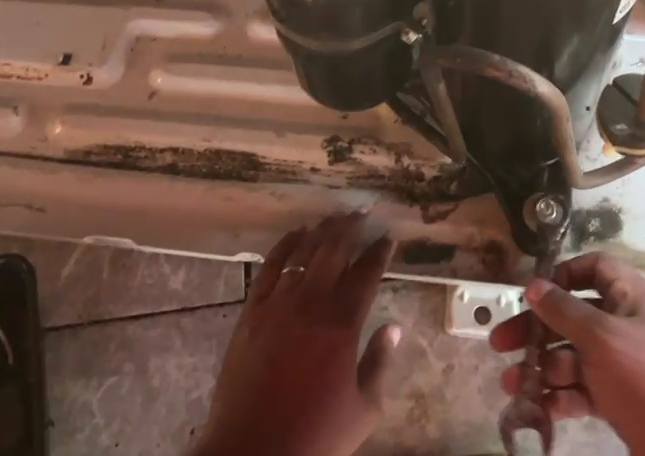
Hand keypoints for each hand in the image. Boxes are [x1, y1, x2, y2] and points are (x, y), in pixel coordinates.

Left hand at [193, 213, 400, 455]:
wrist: (252, 451)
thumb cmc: (314, 437)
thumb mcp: (363, 410)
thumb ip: (379, 363)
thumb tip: (393, 327)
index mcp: (342, 324)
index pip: (366, 274)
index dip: (379, 252)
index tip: (388, 237)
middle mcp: (310, 303)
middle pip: (334, 251)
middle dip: (351, 228)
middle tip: (363, 213)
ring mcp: (277, 304)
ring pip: (303, 254)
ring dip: (321, 232)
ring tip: (334, 218)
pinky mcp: (251, 312)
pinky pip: (269, 268)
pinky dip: (284, 246)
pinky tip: (295, 235)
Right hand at [490, 253, 644, 455]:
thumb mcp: (603, 339)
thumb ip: (565, 311)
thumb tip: (533, 285)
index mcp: (635, 298)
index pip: (596, 269)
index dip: (562, 275)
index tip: (531, 294)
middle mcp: (631, 325)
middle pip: (576, 315)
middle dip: (537, 329)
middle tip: (500, 343)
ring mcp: (628, 364)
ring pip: (576, 355)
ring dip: (543, 367)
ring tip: (513, 386)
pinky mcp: (624, 400)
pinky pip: (586, 388)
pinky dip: (562, 395)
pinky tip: (537, 408)